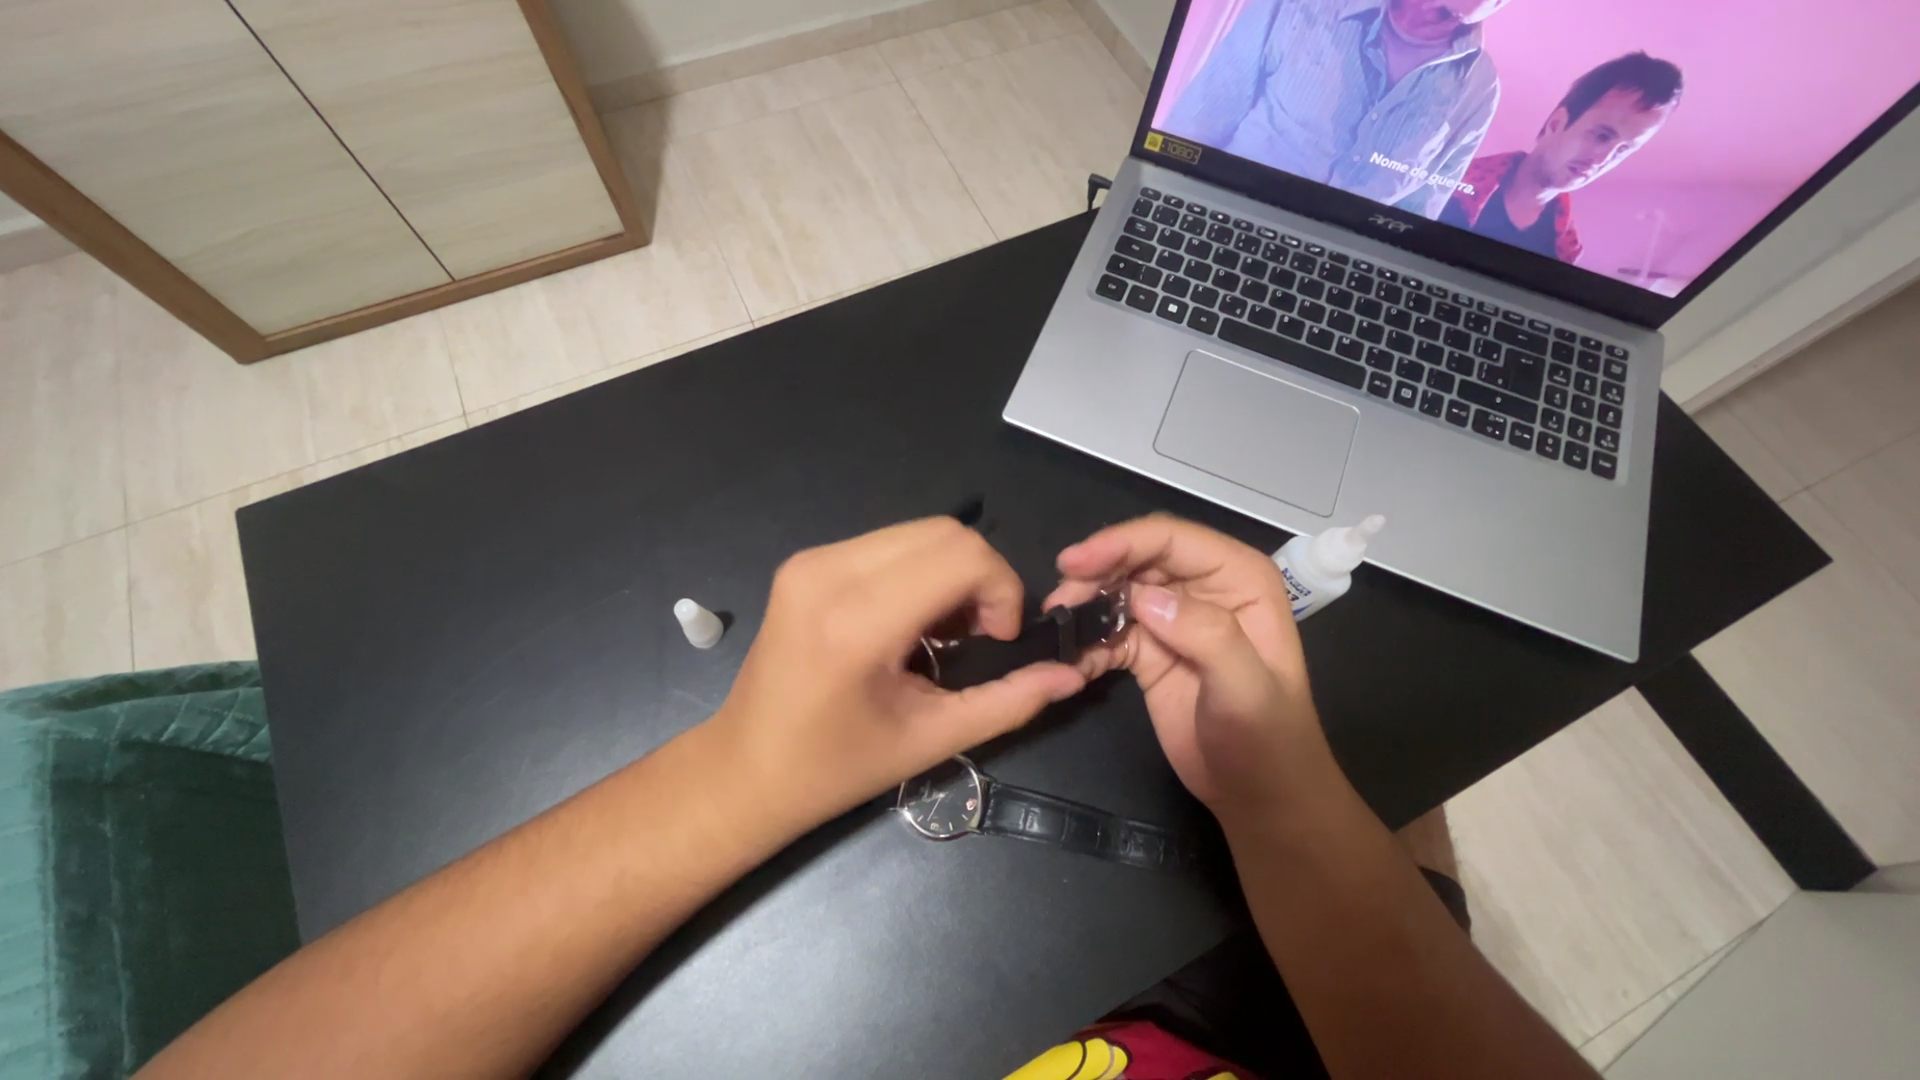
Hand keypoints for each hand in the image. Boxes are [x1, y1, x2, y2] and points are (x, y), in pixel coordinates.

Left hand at [711, 518, 1085, 829]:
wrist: (746, 769)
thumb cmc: (836, 767)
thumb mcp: (931, 739)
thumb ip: (1009, 702)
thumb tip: (1071, 674)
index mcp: (858, 620)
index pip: (962, 555)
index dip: (1002, 589)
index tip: (997, 640)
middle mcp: (830, 571)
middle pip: (946, 532)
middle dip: (982, 577)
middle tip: (979, 635)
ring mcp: (812, 560)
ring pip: (919, 531)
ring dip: (951, 572)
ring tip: (945, 632)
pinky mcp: (805, 562)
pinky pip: (888, 542)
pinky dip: (919, 571)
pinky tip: (911, 621)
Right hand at [1044, 515, 1327, 817]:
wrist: (1258, 795)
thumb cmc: (1267, 741)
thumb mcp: (1247, 689)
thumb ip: (1206, 635)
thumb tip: (1144, 598)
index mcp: (1239, 579)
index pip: (1172, 539)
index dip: (1121, 543)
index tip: (1075, 563)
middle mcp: (1204, 587)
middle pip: (1137, 558)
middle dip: (1095, 571)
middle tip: (1059, 600)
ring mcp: (1174, 617)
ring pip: (1117, 589)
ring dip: (1084, 603)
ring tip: (1058, 625)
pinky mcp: (1149, 648)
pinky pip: (1109, 629)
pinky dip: (1087, 640)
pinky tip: (1072, 660)